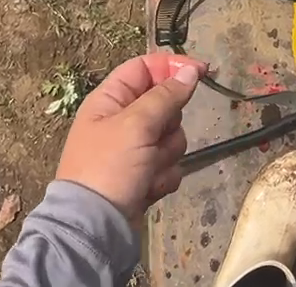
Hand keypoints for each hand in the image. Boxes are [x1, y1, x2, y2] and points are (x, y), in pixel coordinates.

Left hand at [55, 52, 204, 220]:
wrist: (94, 230)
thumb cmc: (109, 167)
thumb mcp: (137, 124)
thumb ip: (167, 95)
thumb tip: (192, 70)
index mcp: (110, 99)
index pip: (146, 67)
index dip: (173, 66)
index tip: (202, 72)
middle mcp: (122, 120)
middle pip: (165, 103)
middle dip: (169, 122)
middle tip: (157, 135)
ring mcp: (134, 149)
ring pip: (171, 135)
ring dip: (166, 152)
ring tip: (149, 168)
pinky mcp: (144, 174)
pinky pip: (169, 162)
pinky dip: (164, 174)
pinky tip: (149, 186)